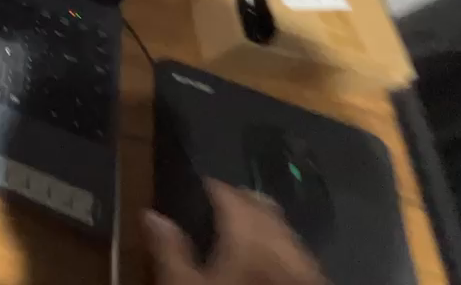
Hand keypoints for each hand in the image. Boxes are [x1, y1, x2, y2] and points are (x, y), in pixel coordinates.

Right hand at [144, 181, 327, 284]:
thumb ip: (169, 250)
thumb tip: (152, 216)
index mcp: (249, 245)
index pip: (233, 200)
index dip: (215, 188)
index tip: (200, 185)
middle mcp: (284, 256)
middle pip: (267, 214)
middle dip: (246, 203)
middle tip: (225, 199)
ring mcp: (308, 278)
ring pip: (291, 239)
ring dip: (269, 226)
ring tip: (249, 228)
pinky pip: (305, 264)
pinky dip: (286, 253)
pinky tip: (274, 265)